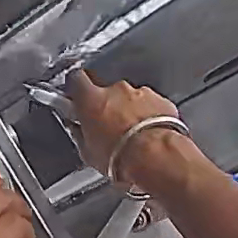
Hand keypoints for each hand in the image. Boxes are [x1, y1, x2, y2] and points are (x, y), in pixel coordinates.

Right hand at [64, 70, 180, 179]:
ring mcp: (141, 94)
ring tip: (132, 139)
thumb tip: (79, 133)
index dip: (77, 89)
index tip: (77, 99)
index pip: (76, 80)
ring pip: (132, 100)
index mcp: (92, 98)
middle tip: (110, 130)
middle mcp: (117, 90)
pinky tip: (149, 138)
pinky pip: (153, 107)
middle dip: (108, 108)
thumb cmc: (122, 156)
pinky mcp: (162, 102)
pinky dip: (151, 118)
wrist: (156, 158)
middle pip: (108, 92)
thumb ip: (80, 135)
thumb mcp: (88, 153)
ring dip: (131, 114)